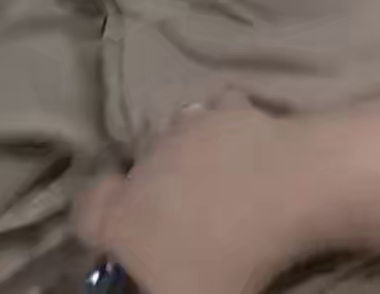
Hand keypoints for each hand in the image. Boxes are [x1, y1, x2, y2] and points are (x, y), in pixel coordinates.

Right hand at [75, 98, 314, 293]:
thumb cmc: (232, 258)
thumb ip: (151, 293)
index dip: (98, 220)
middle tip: (177, 213)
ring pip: (173, 130)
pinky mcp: (233, 105)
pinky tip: (239, 138)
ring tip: (209, 173)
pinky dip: (223, 119)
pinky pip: (217, 107)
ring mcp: (194, 125)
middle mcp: (151, 161)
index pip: (86, 208)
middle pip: (135, 168)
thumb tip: (152, 281)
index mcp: (125, 214)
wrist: (292, 187)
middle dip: (148, 186)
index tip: (121, 236)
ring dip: (183, 148)